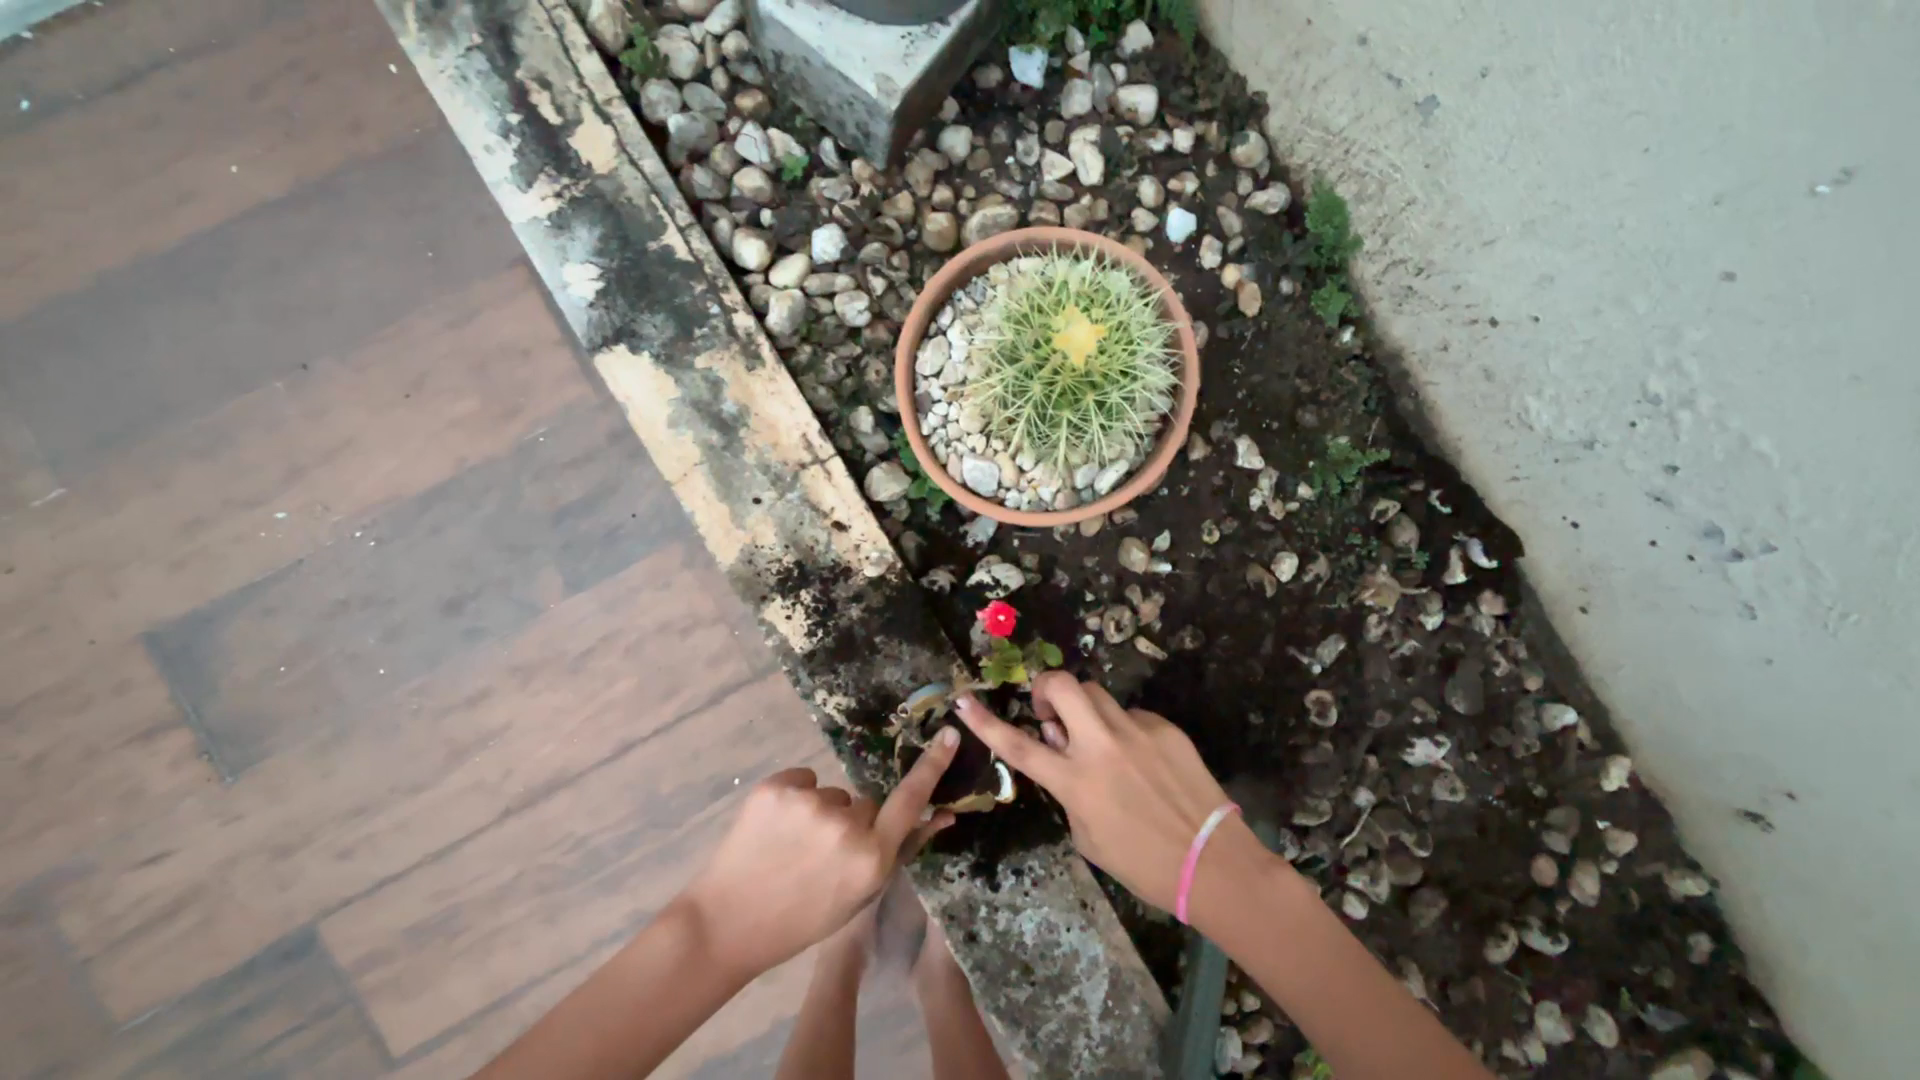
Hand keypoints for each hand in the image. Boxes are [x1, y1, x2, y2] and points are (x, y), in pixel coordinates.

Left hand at [677, 727, 959, 980]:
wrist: (729, 922)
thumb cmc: (803, 918)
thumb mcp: (861, 894)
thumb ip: (901, 850)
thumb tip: (943, 814)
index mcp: (870, 857)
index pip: (911, 800)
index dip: (933, 766)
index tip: (950, 735)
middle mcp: (844, 825)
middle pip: (866, 803)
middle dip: (854, 821)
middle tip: (823, 855)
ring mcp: (808, 802)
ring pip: (833, 794)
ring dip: (821, 813)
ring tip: (792, 848)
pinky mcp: (776, 787)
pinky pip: (803, 780)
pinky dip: (795, 798)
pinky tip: (776, 830)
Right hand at [954, 673, 1240, 912]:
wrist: (1212, 862)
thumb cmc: (1142, 863)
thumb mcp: (1087, 836)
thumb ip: (1066, 790)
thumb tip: (1060, 746)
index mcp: (1075, 781)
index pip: (1018, 745)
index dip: (986, 722)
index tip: (964, 701)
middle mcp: (1102, 746)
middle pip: (1063, 686)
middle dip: (1046, 686)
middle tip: (1050, 710)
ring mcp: (1136, 732)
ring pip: (1097, 694)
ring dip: (1085, 710)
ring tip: (1097, 739)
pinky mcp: (1165, 728)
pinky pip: (1132, 716)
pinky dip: (1123, 730)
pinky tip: (1140, 760)